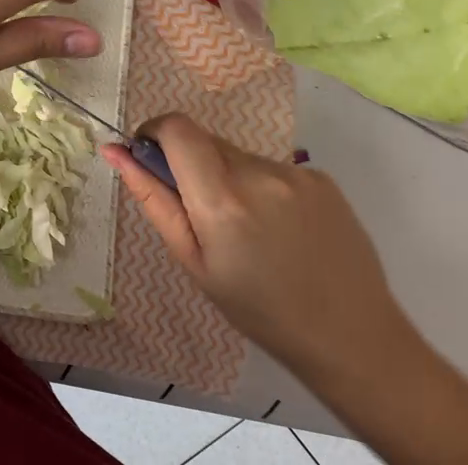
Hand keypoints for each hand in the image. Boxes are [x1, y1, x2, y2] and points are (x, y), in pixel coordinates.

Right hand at [103, 115, 413, 373]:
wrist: (354, 338)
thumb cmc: (258, 309)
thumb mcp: (192, 260)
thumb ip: (152, 198)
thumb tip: (113, 150)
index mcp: (222, 198)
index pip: (176, 128)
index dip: (153, 132)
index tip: (148, 159)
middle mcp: (260, 174)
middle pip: (203, 140)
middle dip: (188, 163)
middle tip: (199, 212)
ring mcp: (297, 175)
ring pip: (236, 154)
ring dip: (225, 176)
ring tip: (246, 229)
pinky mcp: (323, 180)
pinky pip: (269, 167)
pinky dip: (258, 186)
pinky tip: (277, 229)